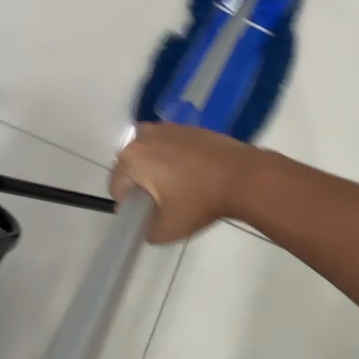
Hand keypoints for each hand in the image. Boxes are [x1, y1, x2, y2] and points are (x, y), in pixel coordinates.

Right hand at [110, 122, 269, 242]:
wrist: (241, 176)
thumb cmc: (199, 201)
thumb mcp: (166, 230)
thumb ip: (145, 231)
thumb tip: (145, 224)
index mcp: (132, 158)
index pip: (117, 188)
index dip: (131, 207)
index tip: (151, 215)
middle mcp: (144, 135)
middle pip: (131, 167)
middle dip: (142, 185)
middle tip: (164, 203)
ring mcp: (167, 127)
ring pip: (150, 154)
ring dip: (156, 170)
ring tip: (179, 188)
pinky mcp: (187, 127)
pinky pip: (169, 146)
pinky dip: (174, 159)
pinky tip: (193, 174)